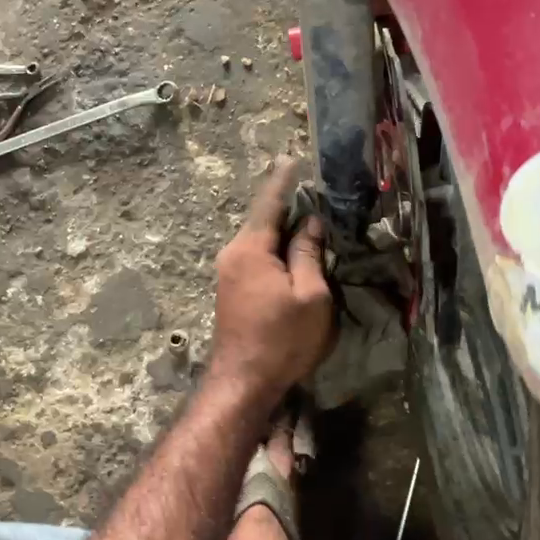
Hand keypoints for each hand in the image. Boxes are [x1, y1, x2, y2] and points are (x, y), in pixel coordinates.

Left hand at [208, 157, 334, 401]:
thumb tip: (310, 223)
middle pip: (263, 220)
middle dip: (287, 205)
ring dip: (282, 230)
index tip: (292, 157)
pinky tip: (292, 251)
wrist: (242, 382)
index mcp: (250, 249)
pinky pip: (256, 256)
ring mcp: (228, 272)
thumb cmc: (281, 339)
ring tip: (309, 218)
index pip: (270, 203)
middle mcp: (233, 253)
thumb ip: (308, 254)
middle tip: (311, 189)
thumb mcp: (309, 295)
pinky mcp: (231, 289)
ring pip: (259, 240)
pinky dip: (275, 248)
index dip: (284, 180)